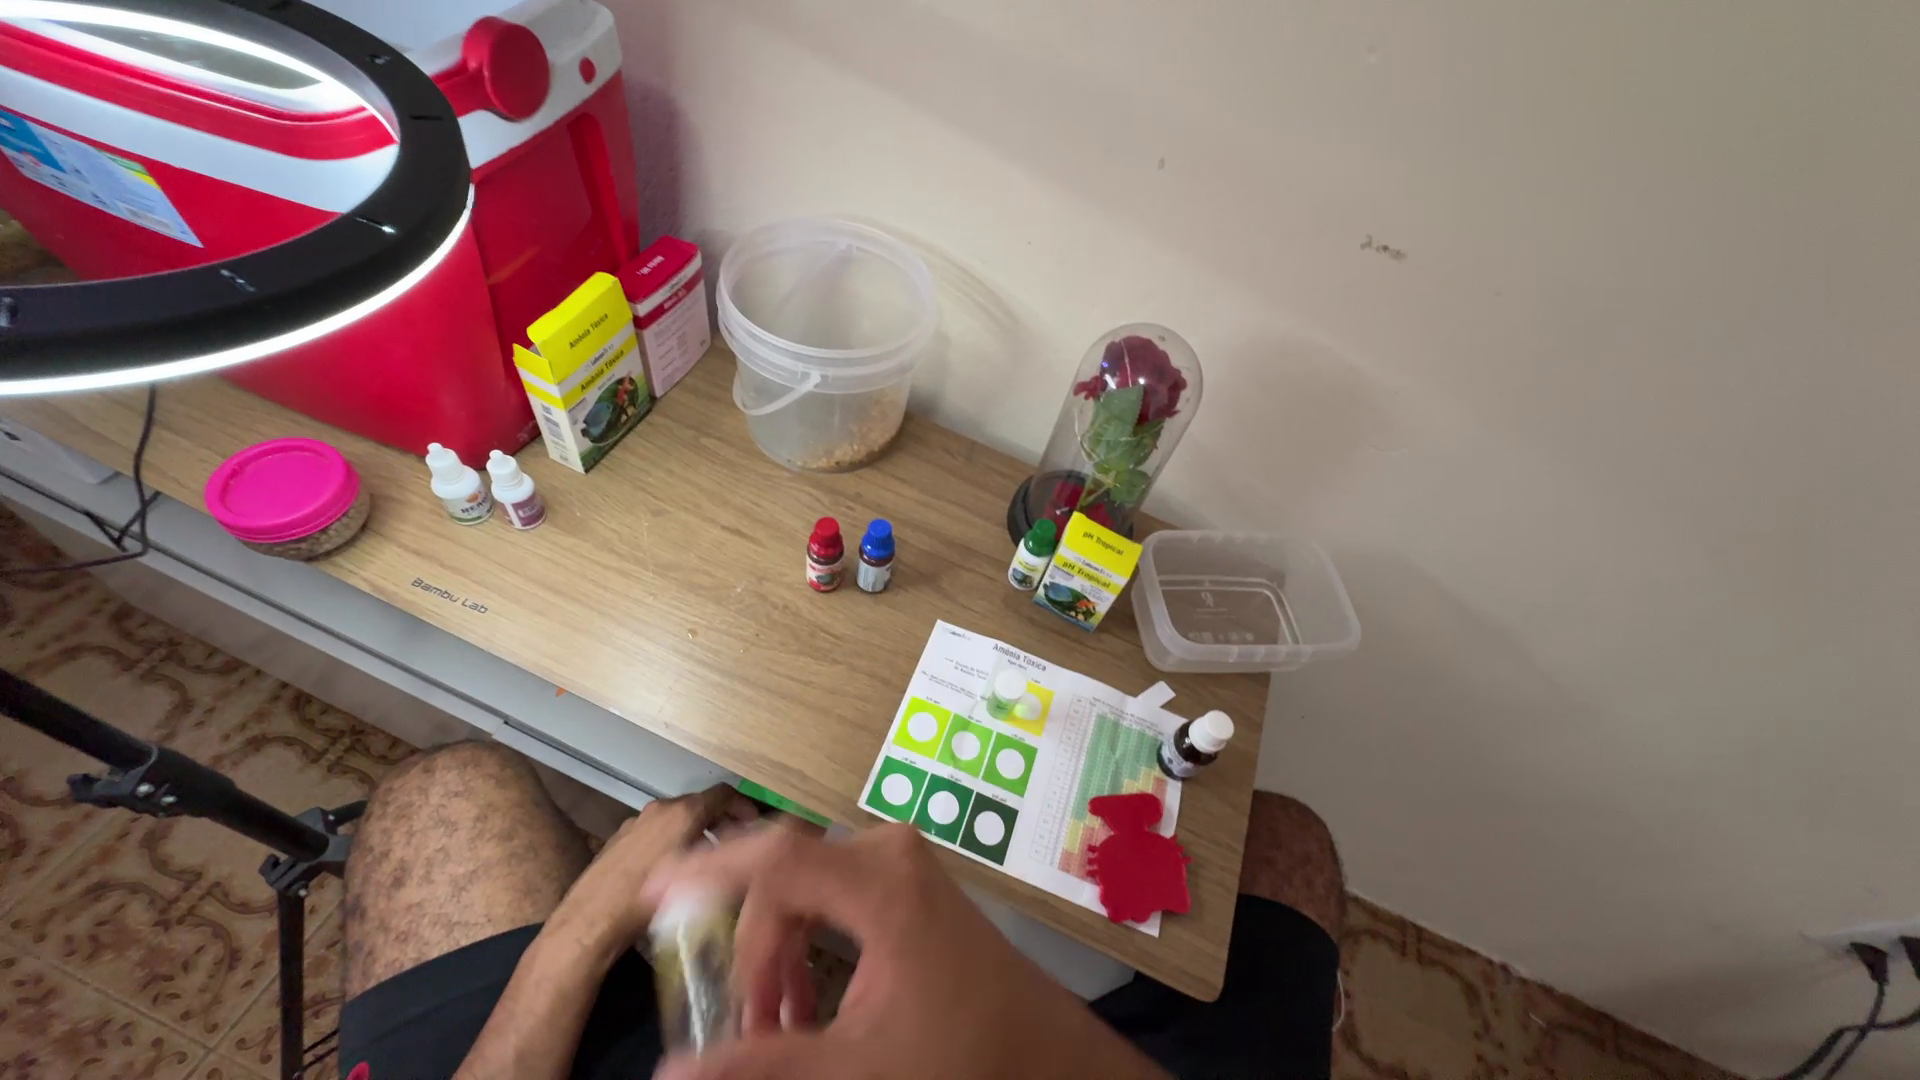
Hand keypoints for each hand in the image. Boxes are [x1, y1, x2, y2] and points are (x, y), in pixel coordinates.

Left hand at [549, 785, 760, 957]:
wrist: (588, 923)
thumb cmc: (648, 902)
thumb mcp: (698, 880)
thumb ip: (722, 856)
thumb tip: (739, 850)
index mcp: (683, 812)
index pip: (724, 793)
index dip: (744, 805)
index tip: (753, 824)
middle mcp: (660, 808)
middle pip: (700, 804)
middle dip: (720, 820)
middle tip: (732, 845)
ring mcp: (637, 821)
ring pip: (677, 818)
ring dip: (695, 831)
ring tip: (703, 861)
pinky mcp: (619, 837)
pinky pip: (656, 830)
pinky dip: (671, 840)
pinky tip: (670, 869)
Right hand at [643, 824, 1170, 1079]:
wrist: (1043, 1050)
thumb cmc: (962, 1051)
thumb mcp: (855, 1066)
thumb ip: (763, 1065)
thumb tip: (670, 1072)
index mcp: (879, 882)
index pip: (774, 856)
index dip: (706, 868)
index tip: (652, 894)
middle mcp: (887, 853)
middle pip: (784, 878)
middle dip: (752, 950)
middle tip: (743, 1025)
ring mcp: (900, 862)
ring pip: (806, 888)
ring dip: (778, 952)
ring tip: (775, 1027)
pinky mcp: (906, 880)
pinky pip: (834, 894)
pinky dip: (807, 943)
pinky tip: (806, 1004)